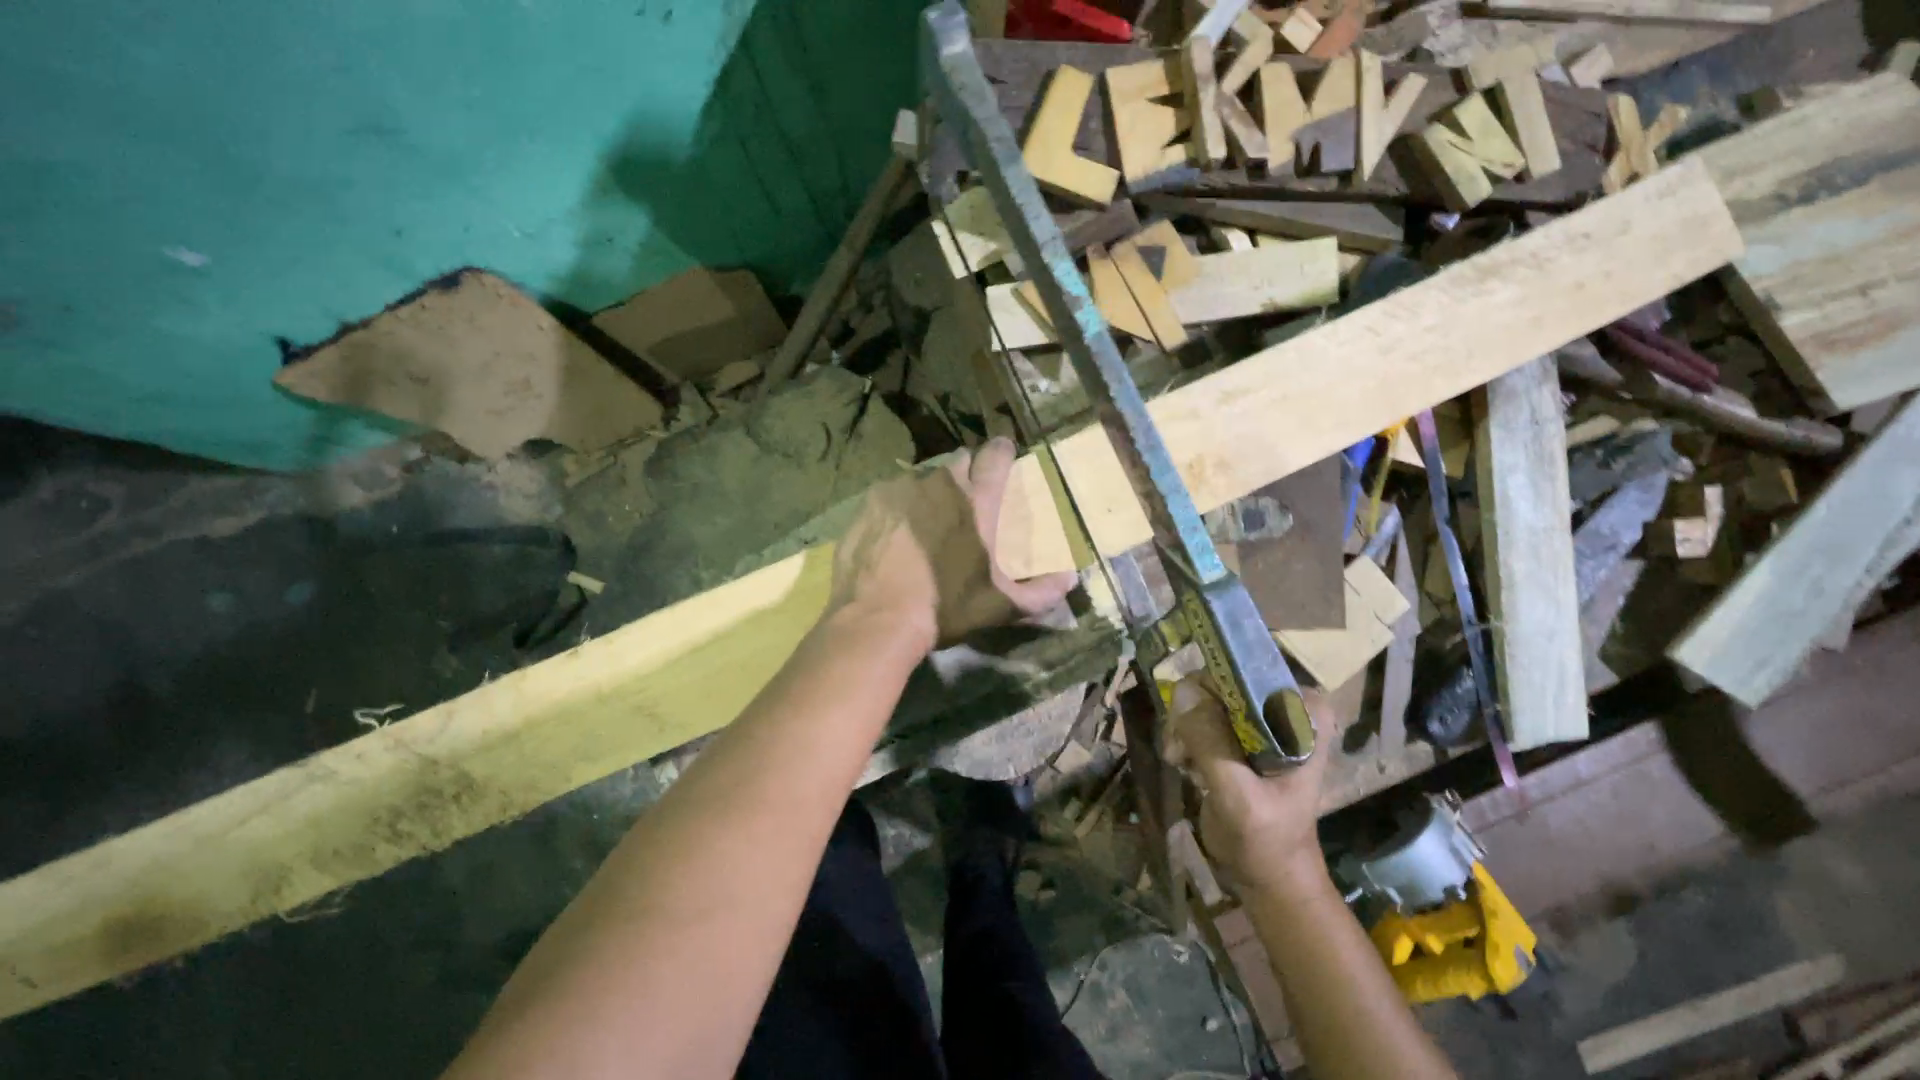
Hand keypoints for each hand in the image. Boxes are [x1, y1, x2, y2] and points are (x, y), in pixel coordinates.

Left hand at [829, 437, 1077, 650]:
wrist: (876, 619)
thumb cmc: (945, 608)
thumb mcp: (1000, 607)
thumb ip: (1040, 593)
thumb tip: (1071, 580)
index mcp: (976, 501)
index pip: (996, 456)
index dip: (1003, 452)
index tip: (1005, 453)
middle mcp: (939, 483)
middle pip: (958, 461)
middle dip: (966, 472)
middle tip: (966, 498)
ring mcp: (900, 490)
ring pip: (921, 477)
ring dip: (928, 491)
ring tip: (926, 519)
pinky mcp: (869, 504)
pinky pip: (889, 495)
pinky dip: (896, 508)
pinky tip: (894, 533)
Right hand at [1167, 678, 1334, 893]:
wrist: (1269, 875)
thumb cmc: (1265, 840)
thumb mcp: (1237, 796)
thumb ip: (1211, 742)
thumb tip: (1182, 691)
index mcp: (1306, 710)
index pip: (1250, 668)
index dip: (1215, 687)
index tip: (1192, 724)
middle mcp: (1288, 703)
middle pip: (1222, 677)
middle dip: (1195, 711)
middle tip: (1181, 749)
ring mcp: (1263, 716)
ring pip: (1205, 694)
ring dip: (1185, 725)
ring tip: (1182, 760)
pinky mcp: (1242, 730)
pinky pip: (1201, 711)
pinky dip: (1186, 734)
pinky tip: (1185, 762)